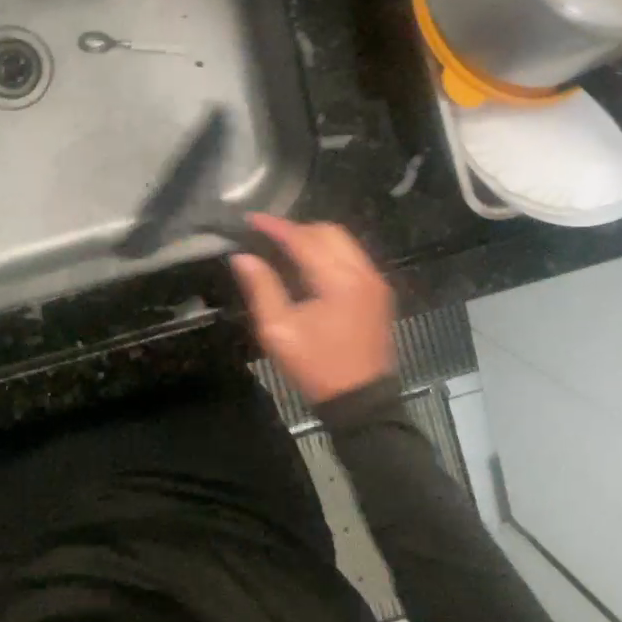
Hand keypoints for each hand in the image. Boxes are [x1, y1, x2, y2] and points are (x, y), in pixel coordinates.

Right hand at [230, 215, 395, 404]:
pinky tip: (309, 265)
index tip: (249, 219)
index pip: (303, 239)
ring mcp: (375, 281)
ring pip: (343, 240)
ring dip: (314, 238)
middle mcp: (362, 272)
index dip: (275, 226)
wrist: (362, 401)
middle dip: (296, 228)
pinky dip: (329, 251)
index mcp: (338, 280)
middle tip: (267, 236)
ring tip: (284, 247)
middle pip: (328, 231)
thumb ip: (261, 287)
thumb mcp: (279, 331)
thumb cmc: (317, 367)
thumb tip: (242, 256)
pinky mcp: (379, 292)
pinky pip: (352, 256)